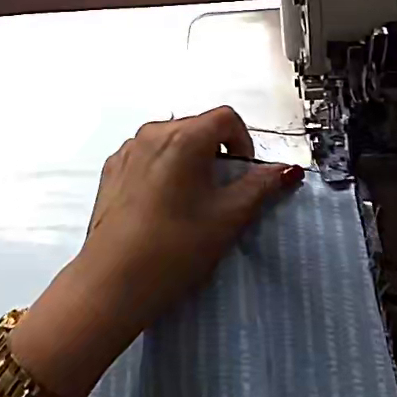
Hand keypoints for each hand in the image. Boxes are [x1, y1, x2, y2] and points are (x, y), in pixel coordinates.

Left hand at [10, 107, 298, 396]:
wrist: (114, 278)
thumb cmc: (175, 247)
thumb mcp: (228, 217)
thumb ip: (260, 186)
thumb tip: (285, 170)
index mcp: (182, 138)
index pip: (226, 118)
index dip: (244, 142)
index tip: (244, 174)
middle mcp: (150, 134)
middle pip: (196, 127)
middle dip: (216, 153)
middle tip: (223, 192)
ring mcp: (126, 150)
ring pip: (169, 141)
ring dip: (189, 161)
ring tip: (193, 203)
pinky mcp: (111, 169)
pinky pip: (146, 157)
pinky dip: (162, 170)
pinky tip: (164, 207)